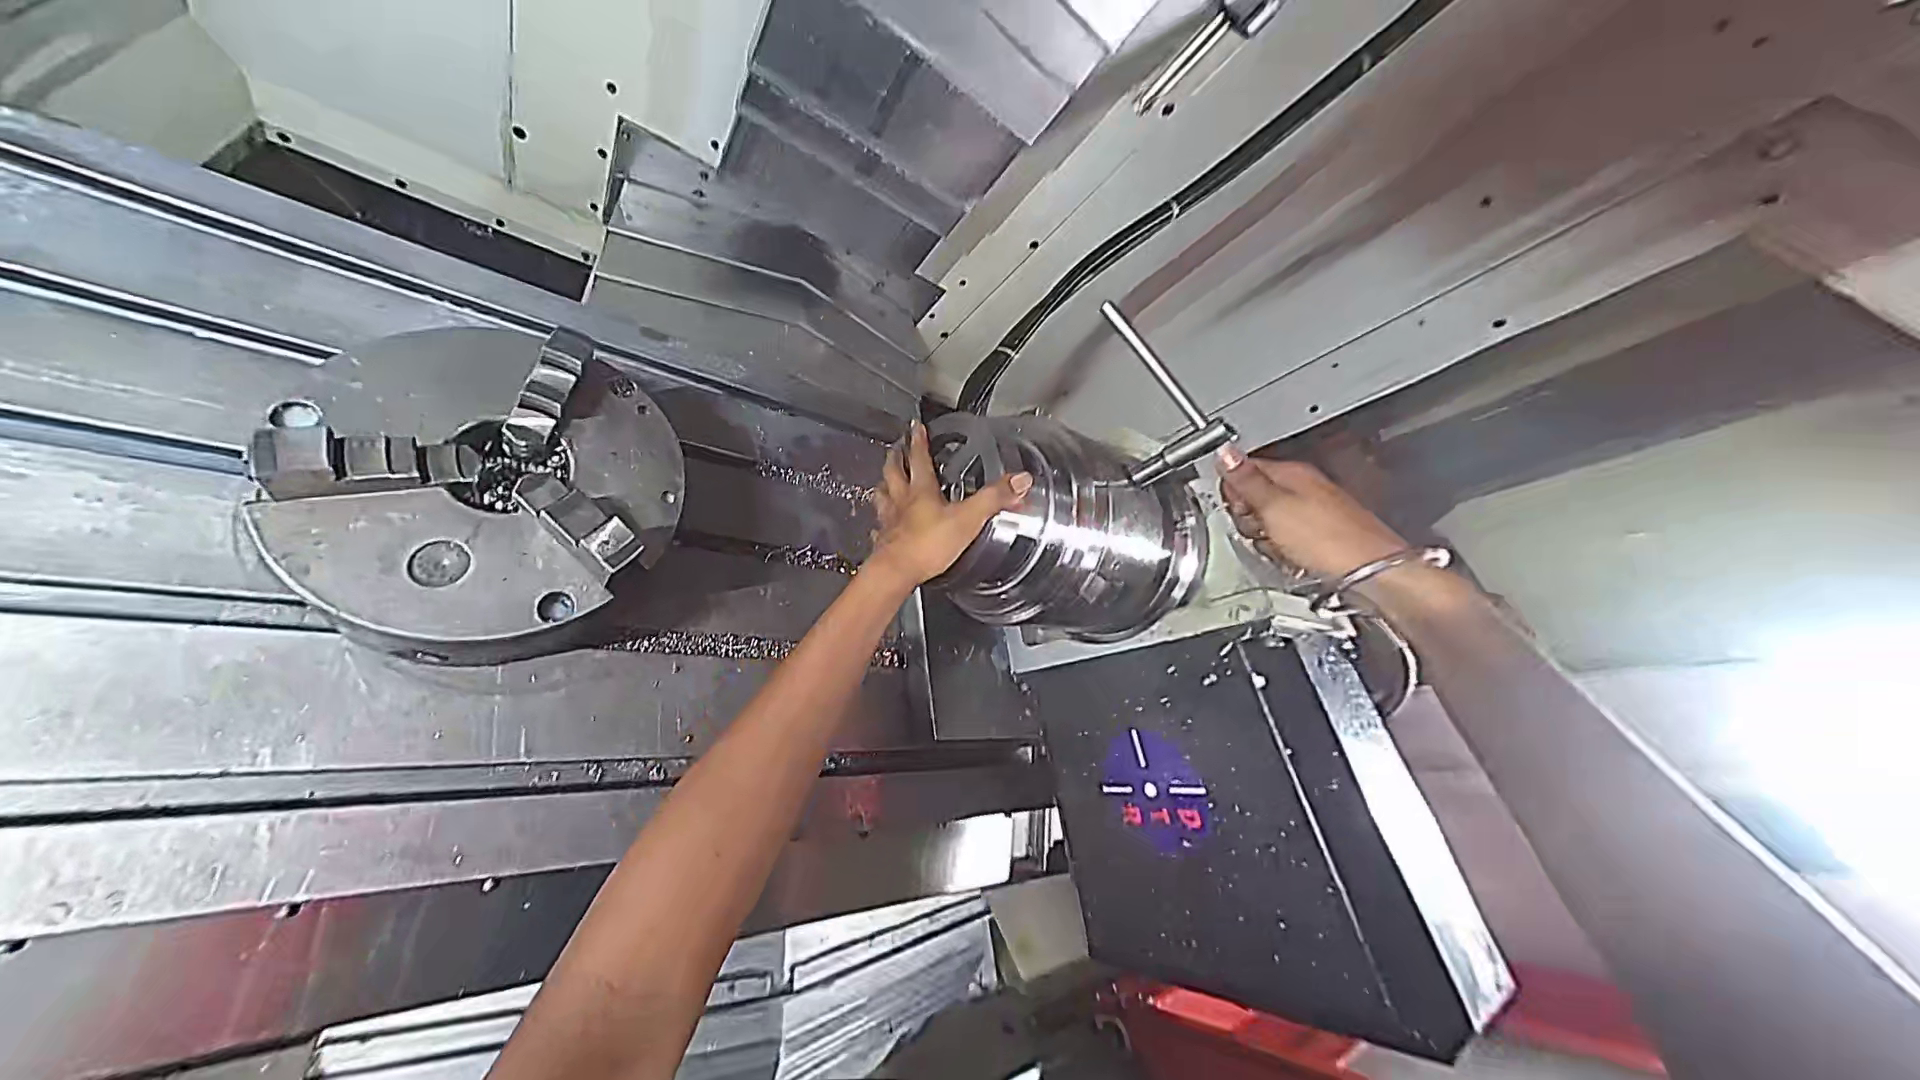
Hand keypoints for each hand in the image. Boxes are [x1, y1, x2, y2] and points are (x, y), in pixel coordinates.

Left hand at [867, 421, 1031, 589]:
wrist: (897, 571)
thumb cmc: (927, 545)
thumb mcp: (969, 518)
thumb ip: (994, 498)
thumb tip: (1019, 480)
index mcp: (921, 490)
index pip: (918, 458)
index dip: (918, 441)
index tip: (916, 428)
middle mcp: (901, 501)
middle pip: (894, 472)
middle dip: (896, 458)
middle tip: (896, 449)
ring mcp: (889, 521)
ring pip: (882, 496)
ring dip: (884, 486)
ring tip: (884, 481)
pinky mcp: (885, 542)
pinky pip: (879, 528)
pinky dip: (879, 524)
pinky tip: (880, 526)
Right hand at [1216, 448, 1407, 580]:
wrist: (1371, 572)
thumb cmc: (1330, 539)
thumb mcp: (1274, 506)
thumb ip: (1246, 479)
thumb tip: (1224, 452)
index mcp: (1291, 473)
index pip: (1242, 470)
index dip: (1233, 492)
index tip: (1239, 508)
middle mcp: (1302, 488)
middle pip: (1252, 499)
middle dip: (1248, 519)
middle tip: (1261, 528)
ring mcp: (1310, 512)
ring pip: (1265, 523)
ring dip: (1264, 539)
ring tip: (1279, 545)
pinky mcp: (1315, 535)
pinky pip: (1281, 540)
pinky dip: (1281, 551)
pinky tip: (1290, 557)